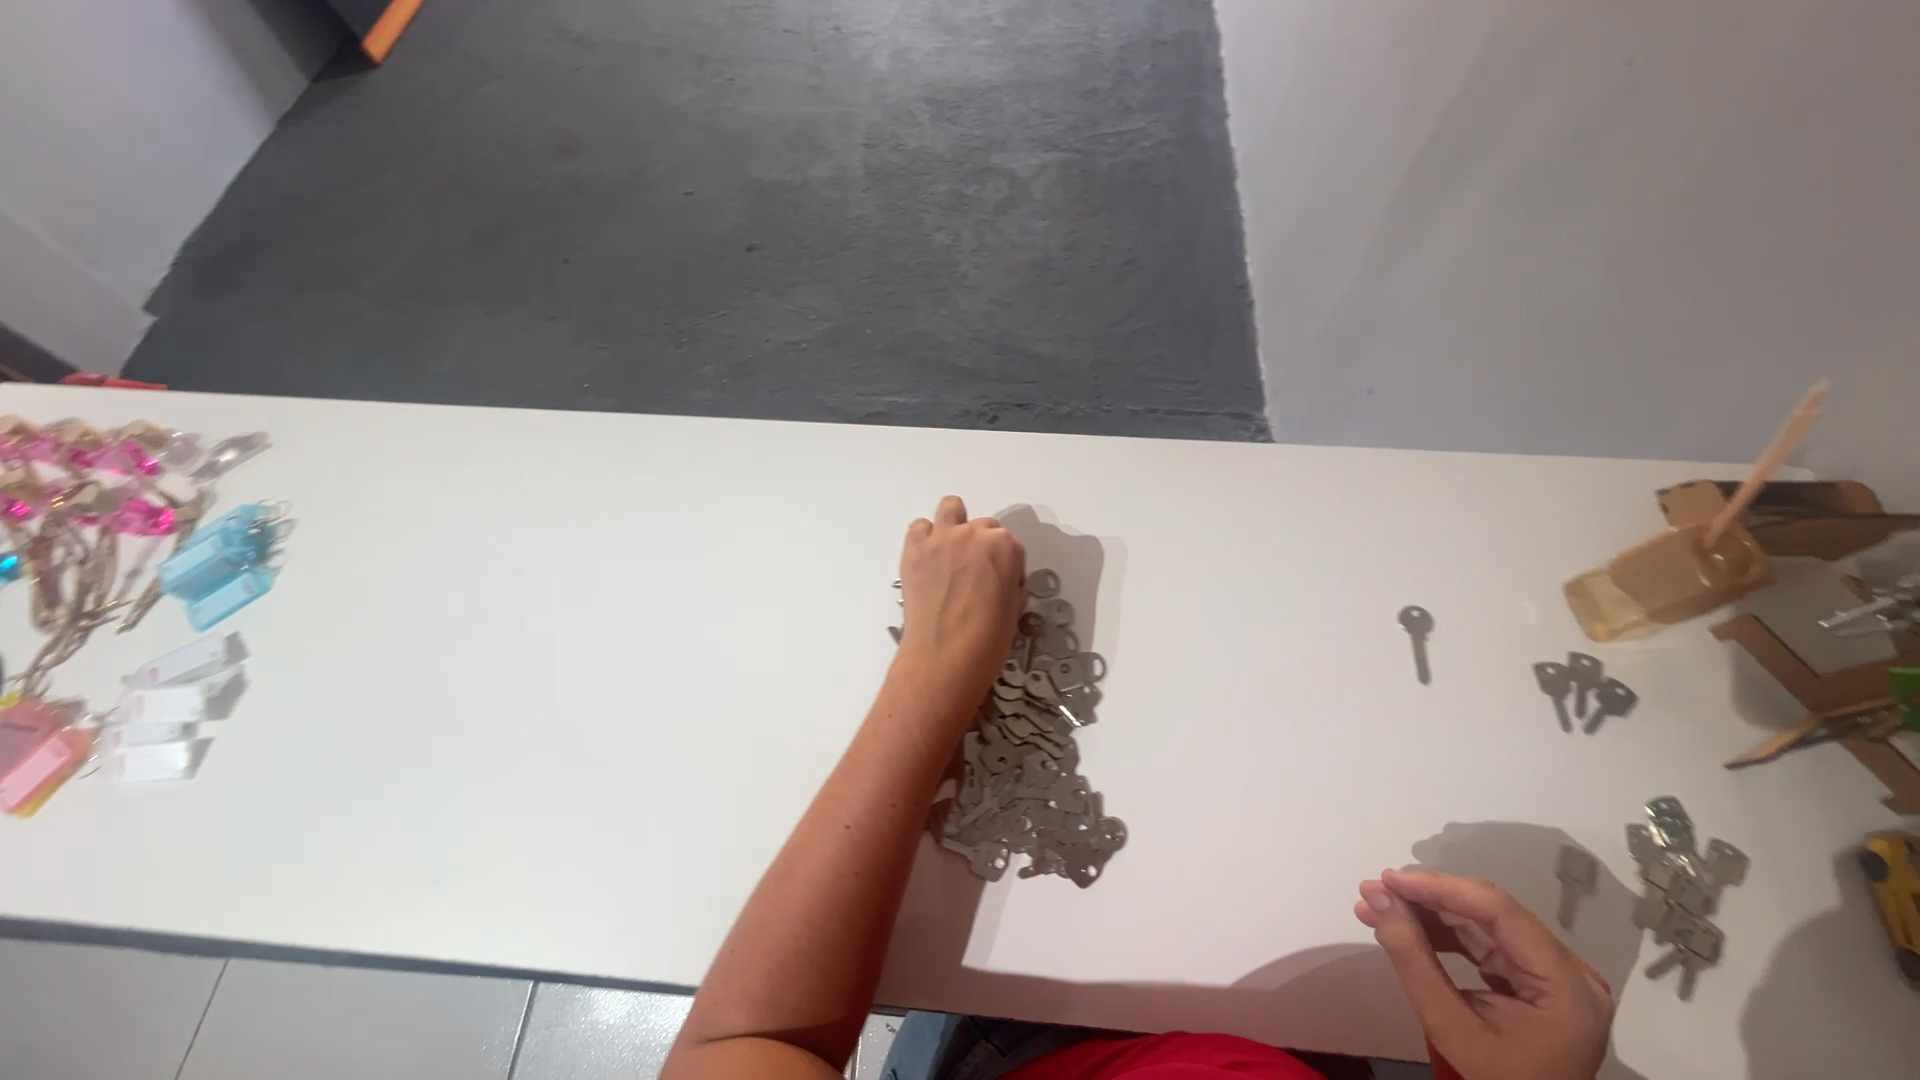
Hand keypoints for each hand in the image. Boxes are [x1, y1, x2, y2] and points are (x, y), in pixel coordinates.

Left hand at [896, 496, 1026, 701]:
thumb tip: (1001, 582)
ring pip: (951, 508)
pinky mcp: (914, 549)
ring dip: (955, 522)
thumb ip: (1010, 584)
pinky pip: (919, 527)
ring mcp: (942, 538)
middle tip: (975, 574)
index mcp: (1006, 547)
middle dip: (982, 546)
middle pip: (984, 527)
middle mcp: (975, 534)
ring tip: (951, 547)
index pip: (1012, 545)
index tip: (1000, 583)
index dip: (1006, 565)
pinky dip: (924, 537)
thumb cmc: (986, 639)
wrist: (945, 655)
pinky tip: (928, 556)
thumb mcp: (1014, 610)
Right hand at [1355, 869, 1613, 1079]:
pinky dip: (1442, 933)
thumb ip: (1413, 959)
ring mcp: (1553, 972)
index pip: (1499, 912)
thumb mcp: (1449, 1025)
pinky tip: (1406, 927)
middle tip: (1373, 891)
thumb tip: (1376, 898)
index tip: (1388, 879)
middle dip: (1427, 898)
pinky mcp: (1534, 977)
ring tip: (1377, 906)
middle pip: (1490, 913)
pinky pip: (1484, 942)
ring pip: (1482, 923)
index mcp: (1565, 983)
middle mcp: (1568, 968)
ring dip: (1428, 912)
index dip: (1440, 888)